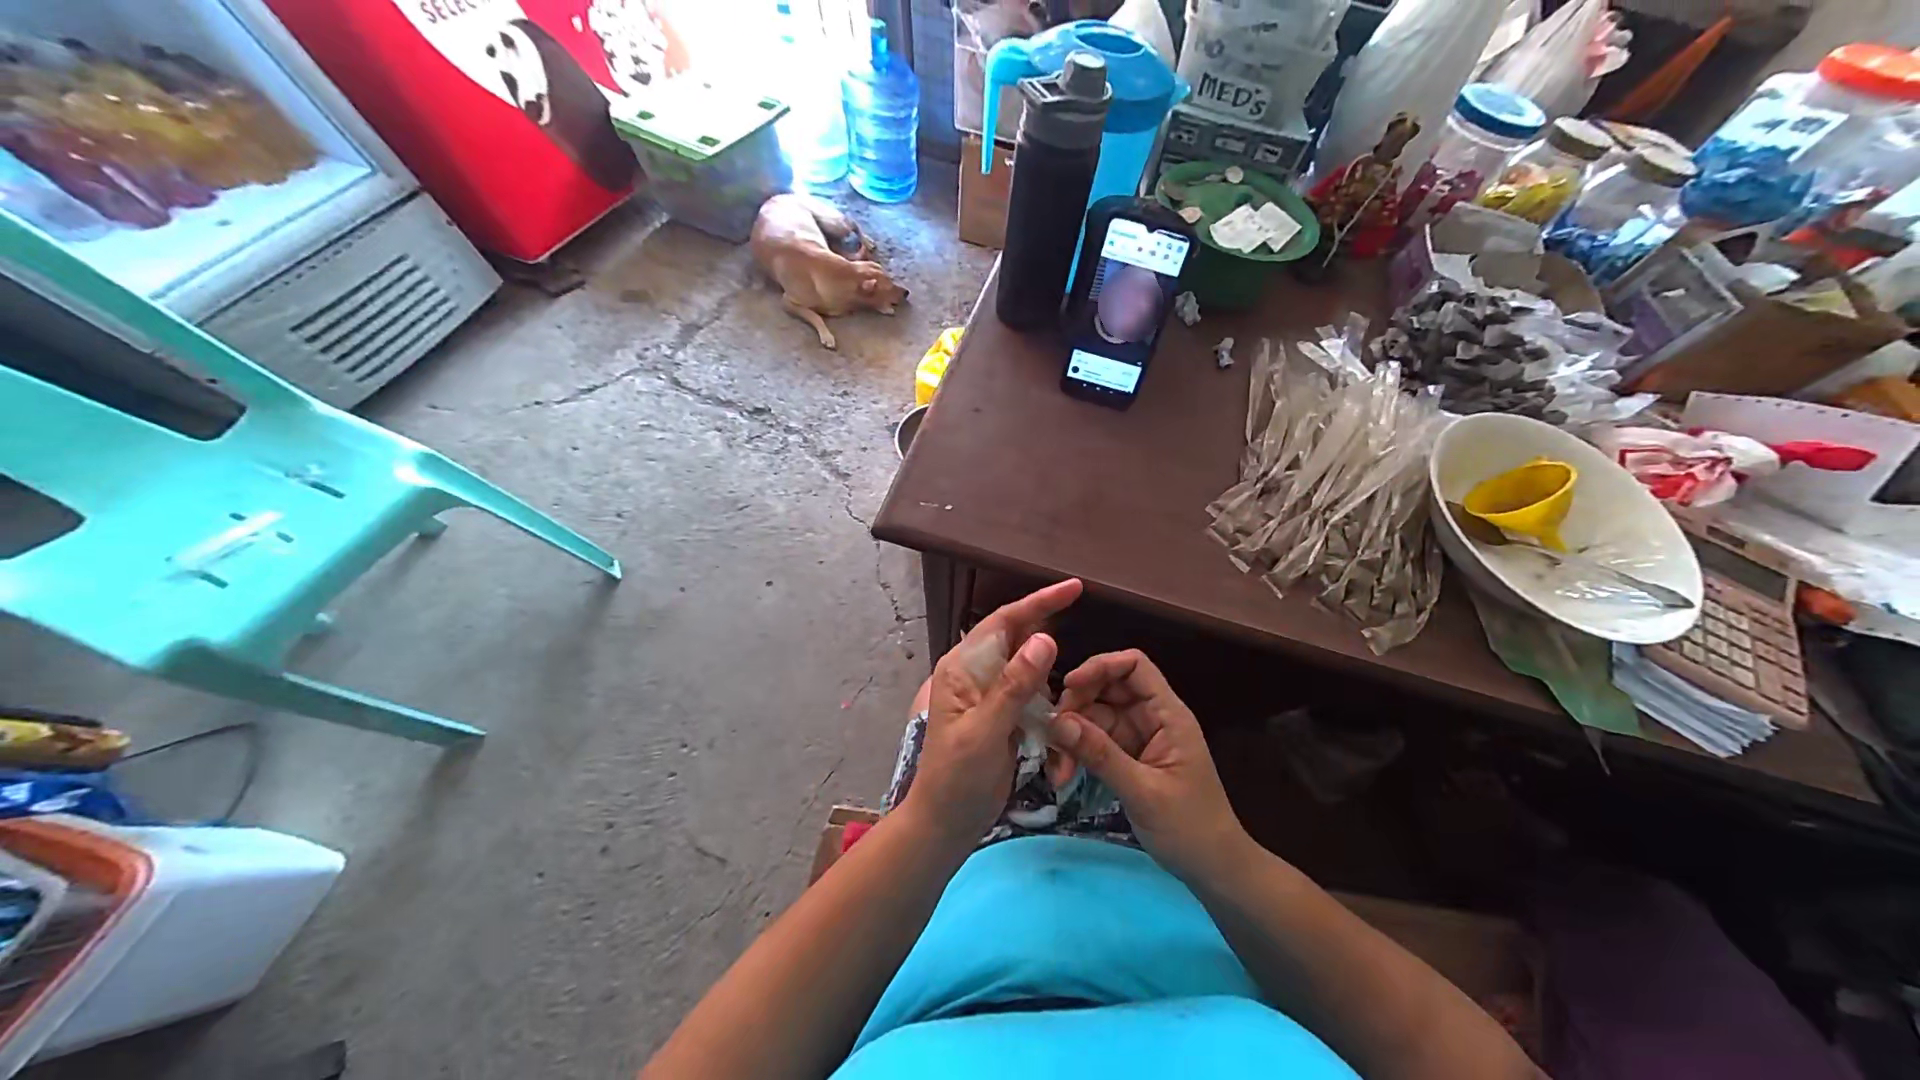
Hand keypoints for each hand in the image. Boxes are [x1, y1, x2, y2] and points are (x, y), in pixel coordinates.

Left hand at [901, 579, 1082, 846]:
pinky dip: (1049, 693)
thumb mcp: (985, 731)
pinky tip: (1065, 698)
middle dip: (1046, 621)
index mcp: (962, 668)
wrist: (947, 822)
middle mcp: (975, 672)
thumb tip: (1045, 639)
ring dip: (1050, 665)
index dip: (1039, 602)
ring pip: (1027, 664)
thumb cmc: (957, 778)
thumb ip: (1014, 686)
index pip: (1003, 622)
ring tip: (1076, 668)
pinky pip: (1031, 691)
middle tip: (1082, 604)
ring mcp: (989, 692)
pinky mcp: (1002, 713)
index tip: (1074, 587)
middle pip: (1016, 635)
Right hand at [1048, 650, 1251, 883]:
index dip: (1100, 667)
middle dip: (1076, 707)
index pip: (1134, 666)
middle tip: (1053, 736)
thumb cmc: (1190, 828)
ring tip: (1058, 772)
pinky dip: (1076, 754)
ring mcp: (1137, 738)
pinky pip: (1094, 742)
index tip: (1069, 687)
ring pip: (1094, 717)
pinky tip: (1064, 775)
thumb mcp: (1143, 792)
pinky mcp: (1126, 758)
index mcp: (1168, 714)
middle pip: (1106, 688)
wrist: (1213, 870)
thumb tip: (1057, 722)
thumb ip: (1101, 755)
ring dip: (1071, 737)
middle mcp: (1151, 718)